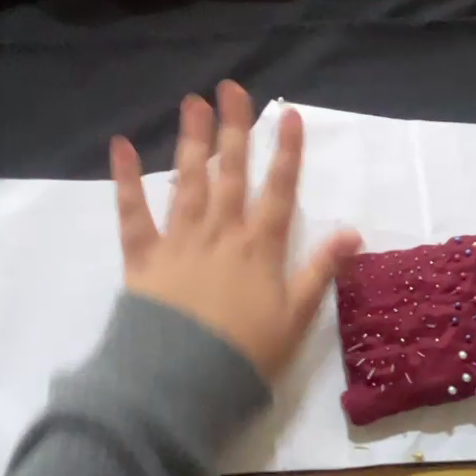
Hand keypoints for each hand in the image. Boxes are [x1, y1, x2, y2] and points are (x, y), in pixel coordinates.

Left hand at [110, 81, 361, 380]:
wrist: (180, 387)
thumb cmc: (244, 356)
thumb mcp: (295, 319)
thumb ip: (321, 272)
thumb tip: (353, 233)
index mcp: (259, 247)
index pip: (278, 190)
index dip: (286, 151)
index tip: (288, 113)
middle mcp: (221, 232)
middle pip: (231, 172)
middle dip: (235, 129)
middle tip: (232, 88)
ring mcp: (180, 240)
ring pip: (189, 181)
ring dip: (192, 140)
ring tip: (192, 102)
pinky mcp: (143, 256)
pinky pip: (132, 213)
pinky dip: (126, 179)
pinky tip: (122, 146)